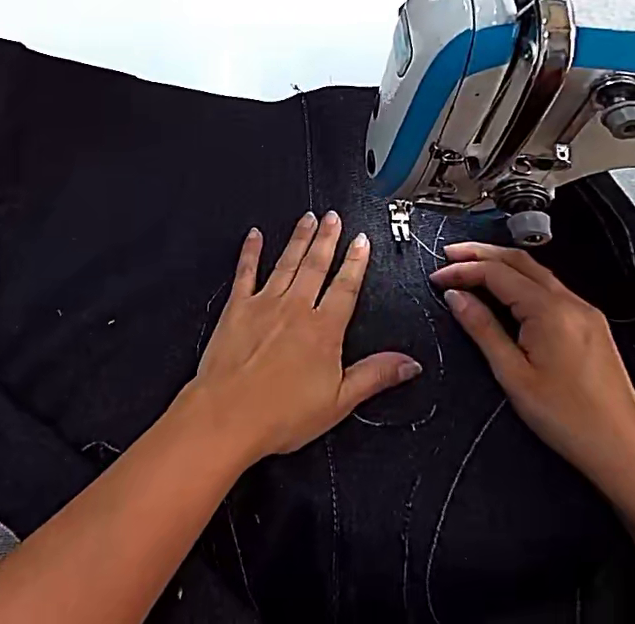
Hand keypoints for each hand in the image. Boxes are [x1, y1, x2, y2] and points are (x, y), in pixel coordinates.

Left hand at [177, 212, 420, 462]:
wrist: (226, 417)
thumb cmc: (279, 414)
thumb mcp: (339, 401)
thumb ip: (375, 376)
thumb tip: (407, 364)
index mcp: (323, 330)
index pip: (346, 286)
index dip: (356, 261)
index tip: (361, 241)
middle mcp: (296, 309)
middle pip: (316, 265)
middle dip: (328, 238)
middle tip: (334, 217)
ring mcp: (265, 305)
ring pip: (287, 262)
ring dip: (299, 238)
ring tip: (308, 218)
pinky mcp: (237, 309)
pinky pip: (246, 272)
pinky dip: (251, 252)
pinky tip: (254, 236)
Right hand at [431, 244, 634, 492]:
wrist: (624, 450)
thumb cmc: (570, 420)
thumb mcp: (514, 376)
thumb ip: (482, 329)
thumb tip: (457, 298)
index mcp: (549, 310)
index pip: (496, 272)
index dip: (463, 270)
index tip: (439, 277)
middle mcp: (570, 301)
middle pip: (518, 260)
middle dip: (480, 253)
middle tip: (450, 254)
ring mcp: (584, 310)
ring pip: (535, 271)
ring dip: (502, 264)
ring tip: (472, 267)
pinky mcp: (591, 323)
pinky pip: (550, 287)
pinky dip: (522, 280)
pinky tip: (507, 291)